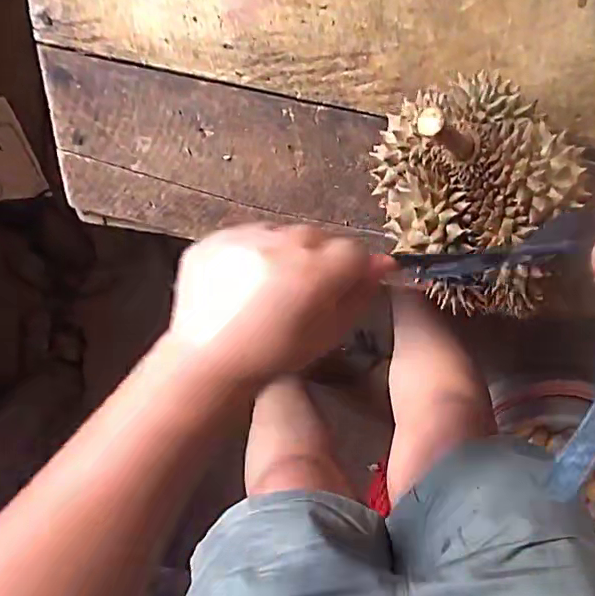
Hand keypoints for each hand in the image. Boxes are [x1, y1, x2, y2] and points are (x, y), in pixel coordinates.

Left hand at [163, 223, 393, 386]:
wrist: (210, 362)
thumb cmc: (276, 355)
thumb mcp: (329, 333)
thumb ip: (360, 294)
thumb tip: (384, 264)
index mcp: (315, 270)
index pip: (354, 250)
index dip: (352, 270)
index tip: (343, 288)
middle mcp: (281, 244)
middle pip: (319, 237)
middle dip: (319, 259)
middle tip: (304, 292)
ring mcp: (244, 237)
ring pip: (283, 233)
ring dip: (286, 253)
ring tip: (271, 288)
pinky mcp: (214, 239)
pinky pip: (248, 236)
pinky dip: (254, 253)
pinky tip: (246, 284)